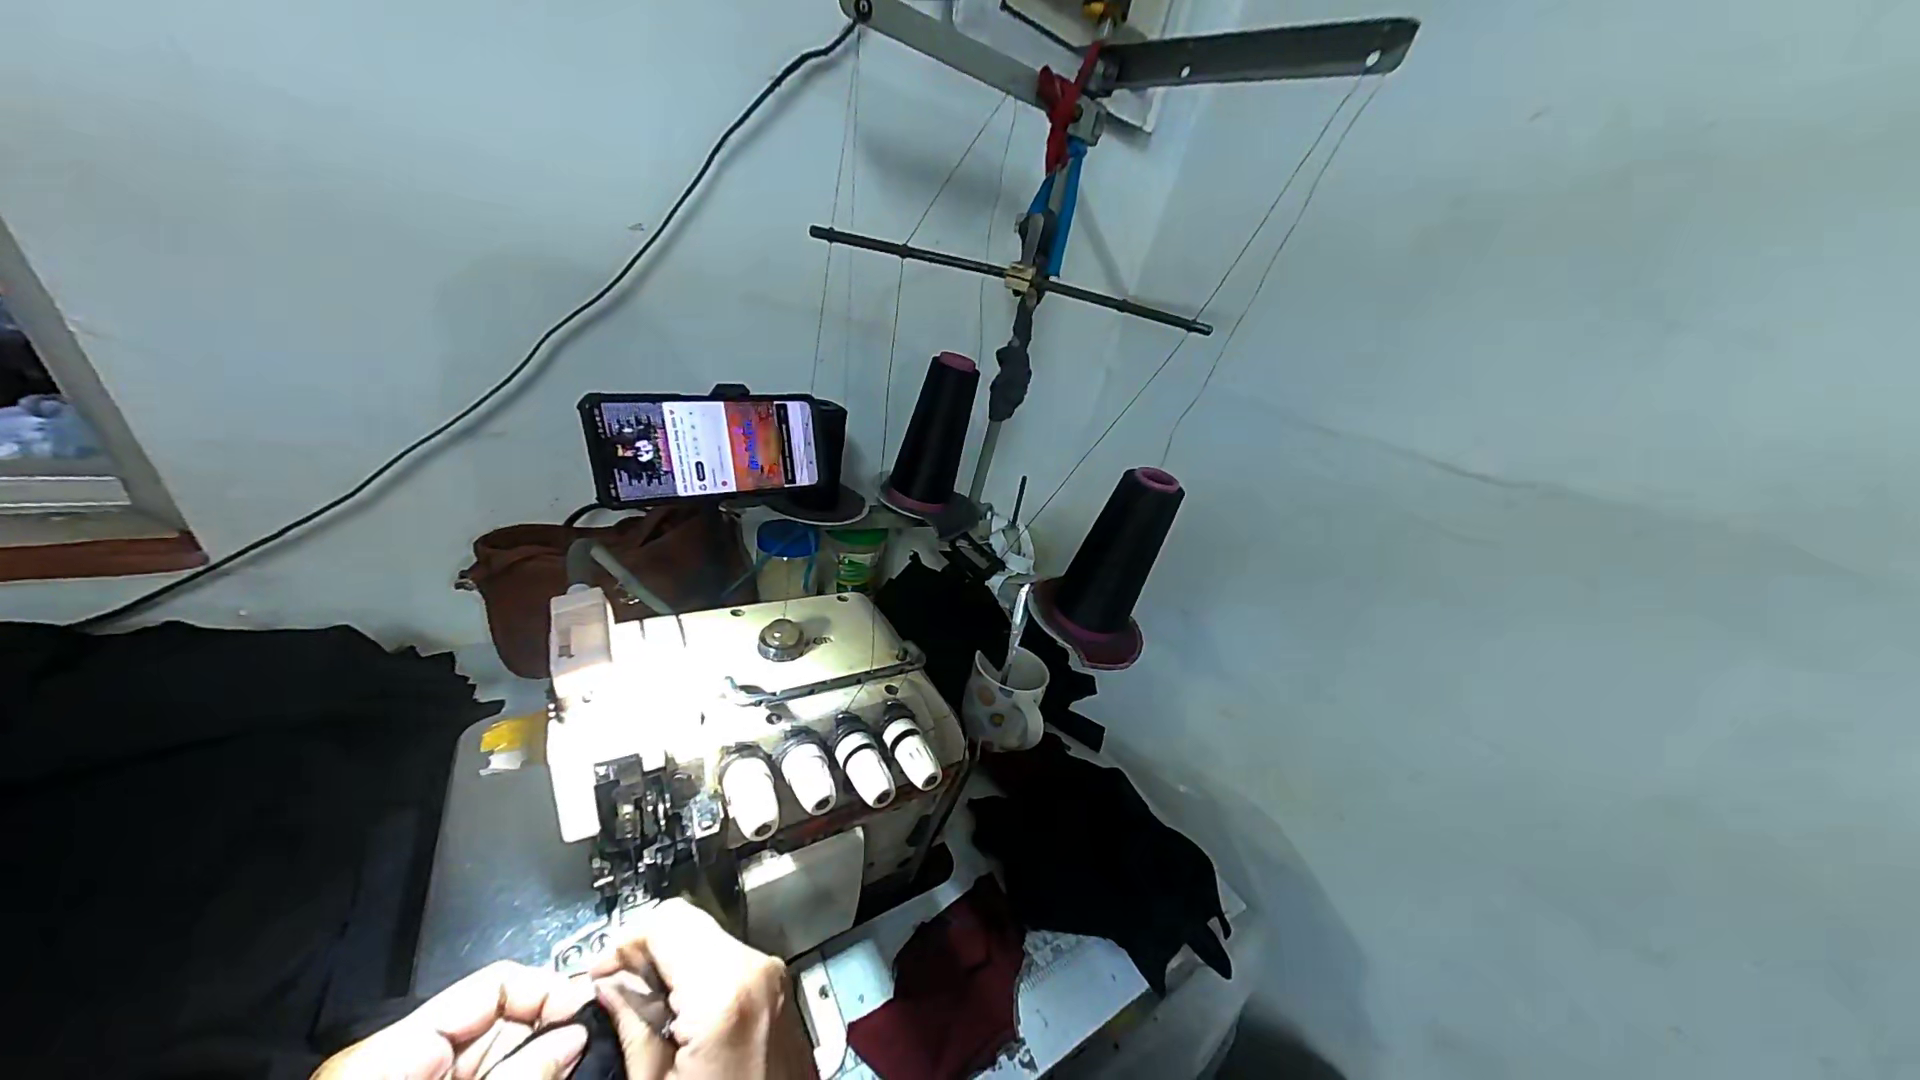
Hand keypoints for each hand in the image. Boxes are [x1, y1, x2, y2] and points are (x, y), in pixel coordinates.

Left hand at [312, 961, 594, 1079]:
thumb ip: (517, 1075)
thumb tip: (574, 1034)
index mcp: (391, 1053)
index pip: (494, 984)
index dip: (548, 990)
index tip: (587, 1008)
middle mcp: (400, 1065)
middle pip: (499, 1022)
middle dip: (547, 1032)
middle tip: (587, 1048)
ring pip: (496, 1058)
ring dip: (537, 1063)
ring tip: (570, 1070)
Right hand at [590, 899, 816, 1079]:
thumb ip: (631, 1027)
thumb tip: (611, 984)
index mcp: (725, 989)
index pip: (667, 922)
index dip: (624, 941)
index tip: (598, 974)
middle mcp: (757, 968)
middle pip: (690, 925)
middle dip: (647, 952)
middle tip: (613, 993)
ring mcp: (774, 977)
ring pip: (709, 941)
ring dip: (672, 964)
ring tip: (643, 1013)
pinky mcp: (780, 991)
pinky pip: (730, 963)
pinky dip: (699, 977)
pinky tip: (679, 1019)